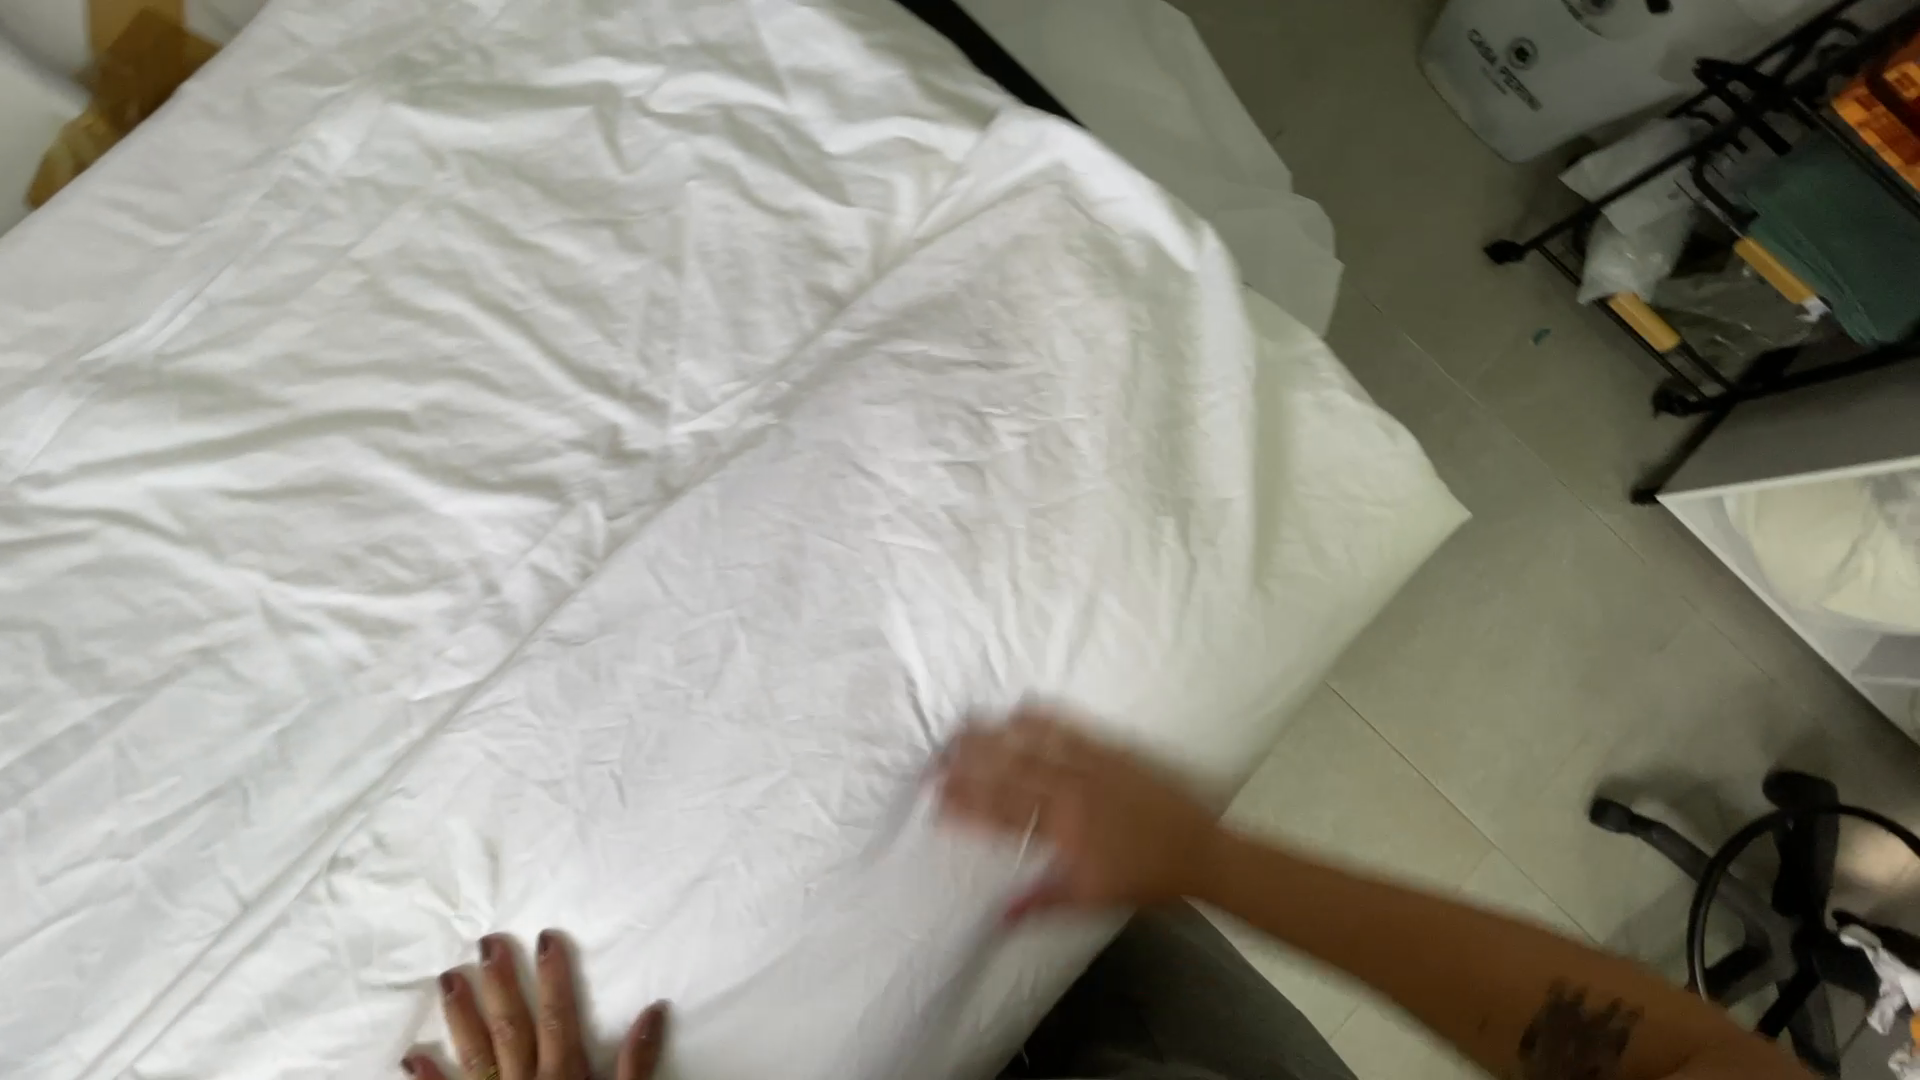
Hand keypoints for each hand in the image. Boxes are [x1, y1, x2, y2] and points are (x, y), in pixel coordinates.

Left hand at [401, 932, 667, 1079]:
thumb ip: (637, 1065)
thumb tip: (654, 1009)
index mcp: (563, 1077)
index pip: (558, 1016)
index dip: (553, 976)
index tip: (545, 938)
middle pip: (512, 1026)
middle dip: (500, 984)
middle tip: (486, 944)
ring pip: (476, 1055)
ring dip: (461, 1018)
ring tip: (448, 979)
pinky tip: (411, 1057)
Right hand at [935, 704, 1224, 918]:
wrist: (1198, 849)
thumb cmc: (1143, 876)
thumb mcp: (1090, 896)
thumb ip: (1041, 901)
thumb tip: (998, 917)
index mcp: (1061, 829)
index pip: (1001, 813)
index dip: (966, 803)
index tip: (936, 796)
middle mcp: (1069, 791)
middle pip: (1009, 772)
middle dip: (968, 762)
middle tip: (936, 755)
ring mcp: (1090, 766)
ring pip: (1033, 745)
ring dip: (995, 735)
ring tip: (963, 726)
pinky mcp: (1110, 749)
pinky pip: (1070, 727)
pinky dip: (1042, 717)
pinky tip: (1020, 707)